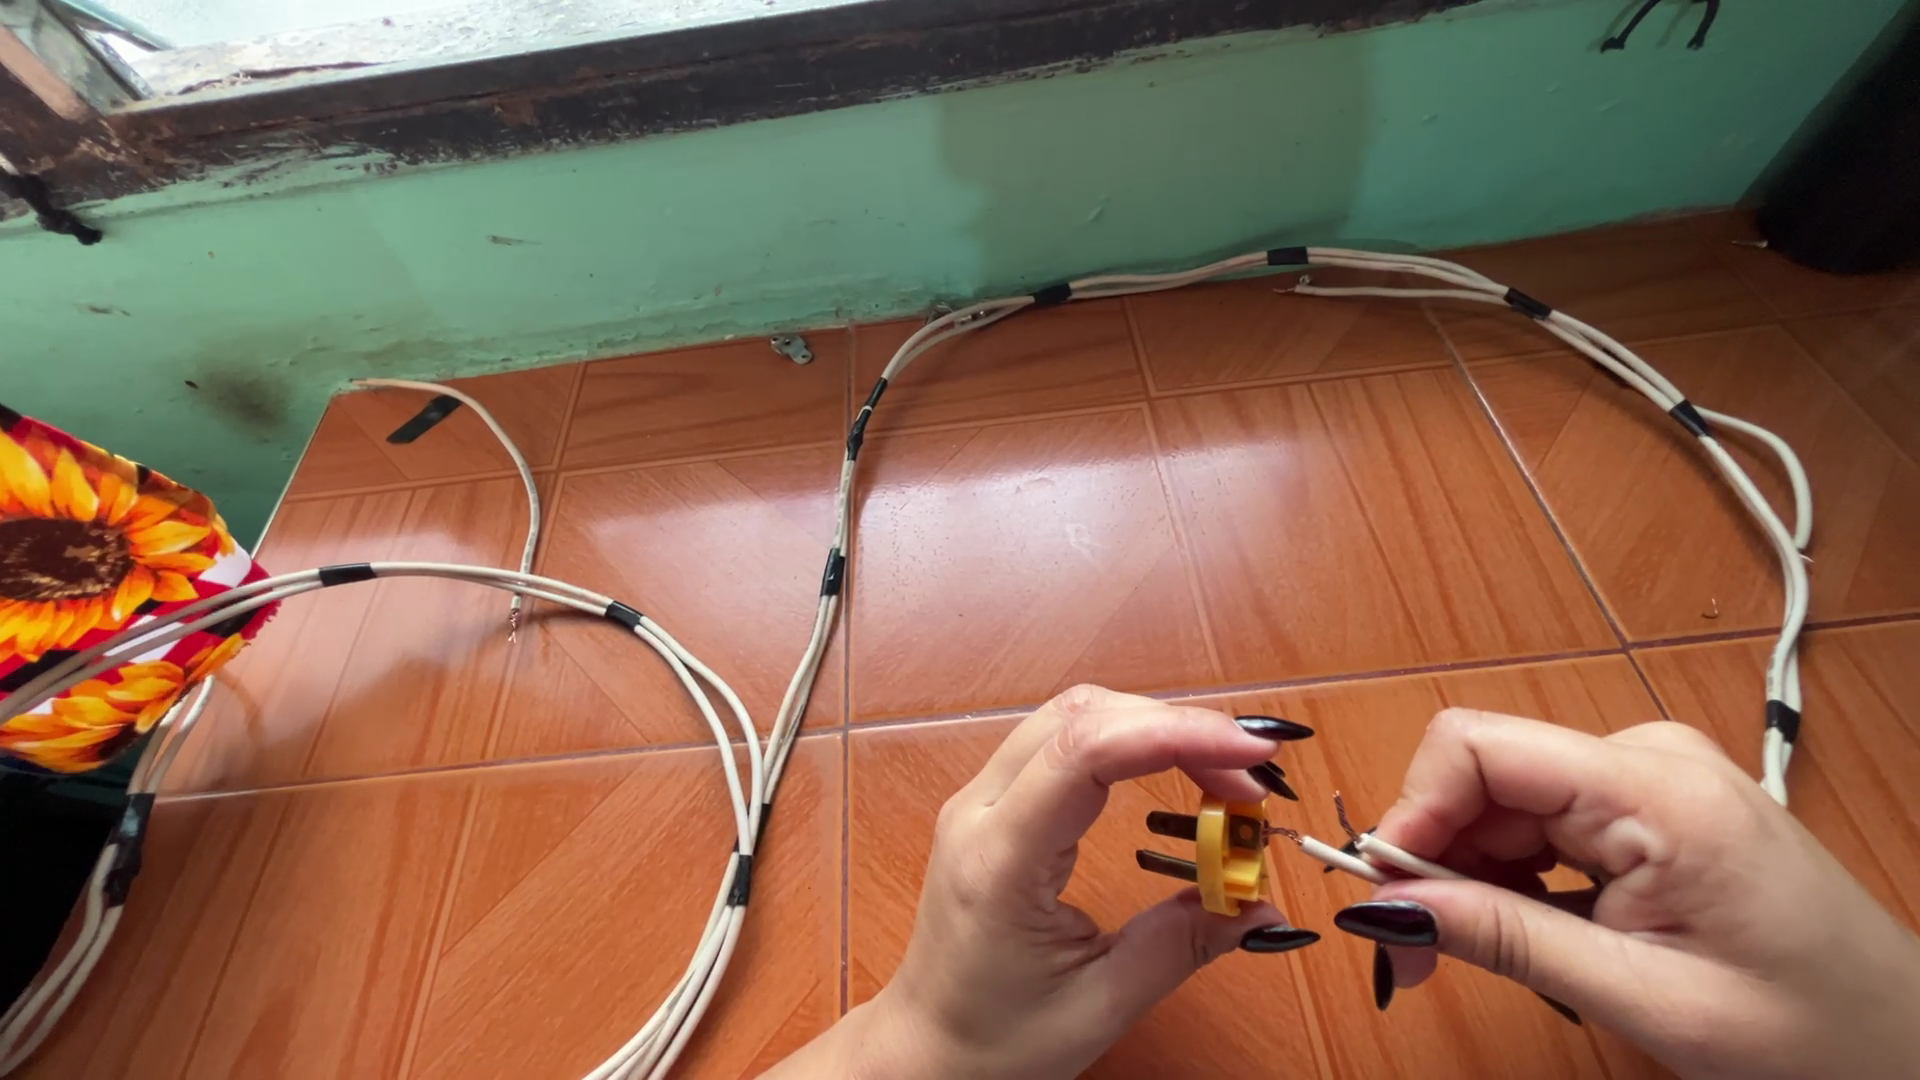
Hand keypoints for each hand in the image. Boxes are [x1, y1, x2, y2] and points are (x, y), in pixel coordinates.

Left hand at [764, 685, 1311, 1078]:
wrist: (924, 1041)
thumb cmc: (995, 1035)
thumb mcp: (1098, 1003)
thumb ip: (1184, 943)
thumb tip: (1262, 905)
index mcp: (998, 857)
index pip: (1081, 754)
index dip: (1170, 734)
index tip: (1247, 753)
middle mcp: (980, 806)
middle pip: (1080, 717)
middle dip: (1175, 726)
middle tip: (1249, 773)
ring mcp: (982, 794)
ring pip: (1071, 715)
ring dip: (1151, 725)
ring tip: (1221, 770)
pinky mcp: (996, 797)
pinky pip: (1062, 738)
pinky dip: (1125, 738)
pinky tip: (1167, 764)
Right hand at [1335, 709, 1919, 1079]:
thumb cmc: (1830, 1046)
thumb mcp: (1652, 1002)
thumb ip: (1505, 938)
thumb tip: (1379, 908)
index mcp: (1658, 788)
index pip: (1476, 745)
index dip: (1413, 805)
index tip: (1387, 886)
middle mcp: (1640, 755)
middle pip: (1479, 775)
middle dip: (1434, 854)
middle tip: (1412, 945)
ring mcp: (1640, 773)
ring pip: (1495, 800)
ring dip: (1465, 870)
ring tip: (1471, 946)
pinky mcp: (1637, 800)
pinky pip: (1530, 819)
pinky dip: (1503, 872)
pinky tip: (1523, 923)